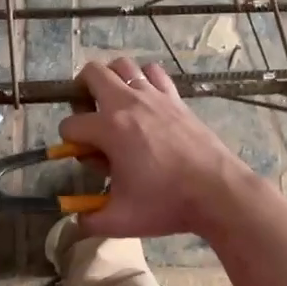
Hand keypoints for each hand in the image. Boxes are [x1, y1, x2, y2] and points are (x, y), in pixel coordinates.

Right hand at [58, 59, 256, 239]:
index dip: (70, 142)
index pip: (71, 125)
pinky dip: (144, 78)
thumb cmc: (166, 203)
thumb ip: (90, 220)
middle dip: (81, 92)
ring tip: (114, 103)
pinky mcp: (174, 97)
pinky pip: (153, 72)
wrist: (216, 191)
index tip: (85, 158)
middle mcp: (127, 102)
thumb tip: (75, 221)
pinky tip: (146, 100)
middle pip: (91, 73)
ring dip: (112, 79)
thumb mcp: (121, 221)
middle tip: (90, 117)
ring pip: (122, 65)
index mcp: (109, 128)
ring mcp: (153, 95)